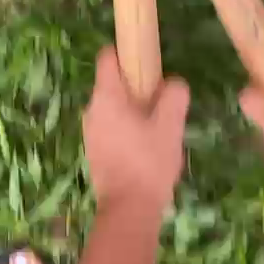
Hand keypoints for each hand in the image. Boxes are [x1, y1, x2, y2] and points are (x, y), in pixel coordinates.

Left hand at [82, 47, 190, 217]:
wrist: (128, 210)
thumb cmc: (148, 162)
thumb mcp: (170, 126)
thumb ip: (174, 97)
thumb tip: (174, 84)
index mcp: (106, 95)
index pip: (107, 57)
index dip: (126, 53)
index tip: (147, 62)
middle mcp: (91, 108)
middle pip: (112, 84)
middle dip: (136, 88)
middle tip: (161, 103)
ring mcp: (90, 131)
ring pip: (113, 109)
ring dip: (133, 112)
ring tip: (158, 131)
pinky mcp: (93, 151)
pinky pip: (111, 129)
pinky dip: (126, 131)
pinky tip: (147, 150)